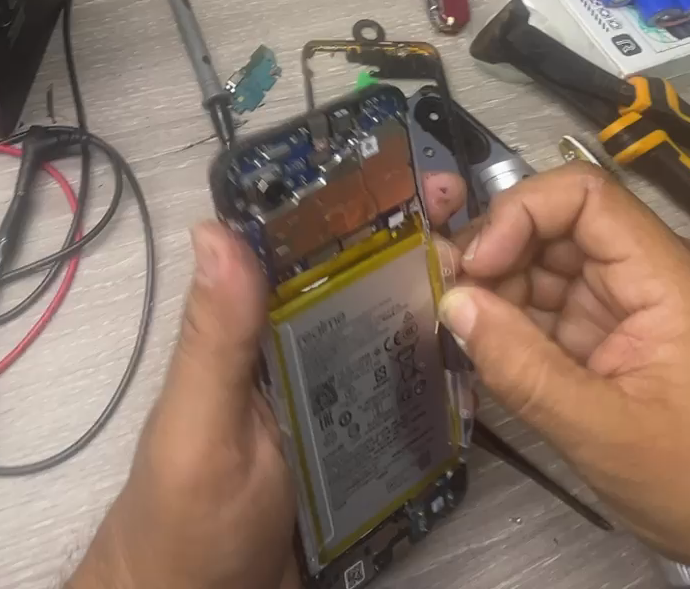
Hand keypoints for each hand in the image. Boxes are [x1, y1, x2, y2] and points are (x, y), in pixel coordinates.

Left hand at [68, 173, 467, 588]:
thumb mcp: (199, 423)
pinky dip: (435, 375)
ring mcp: (322, 390)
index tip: (411, 174)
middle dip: (410, 250)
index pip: (299, 246)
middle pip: (352, 281)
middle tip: (482, 230)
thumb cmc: (186, 514)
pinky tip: (480, 361)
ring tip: (502, 282)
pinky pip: (398, 393)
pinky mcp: (350, 437)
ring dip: (432, 305)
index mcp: (247, 324)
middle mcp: (285, 343)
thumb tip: (215, 227)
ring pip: (382, 331)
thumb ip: (214, 338)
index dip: (349, 206)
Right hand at [439, 164, 689, 588]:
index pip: (586, 196)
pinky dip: (534, 320)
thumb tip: (450, 301)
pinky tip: (507, 349)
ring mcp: (659, 301)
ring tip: (476, 333)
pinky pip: (576, 303)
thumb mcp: (605, 437)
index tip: (475, 266)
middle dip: (502, 258)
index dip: (519, 214)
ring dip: (511, 292)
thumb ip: (521, 367)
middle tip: (456, 303)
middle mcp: (670, 274)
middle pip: (566, 229)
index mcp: (678, 282)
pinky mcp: (647, 330)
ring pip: (563, 266)